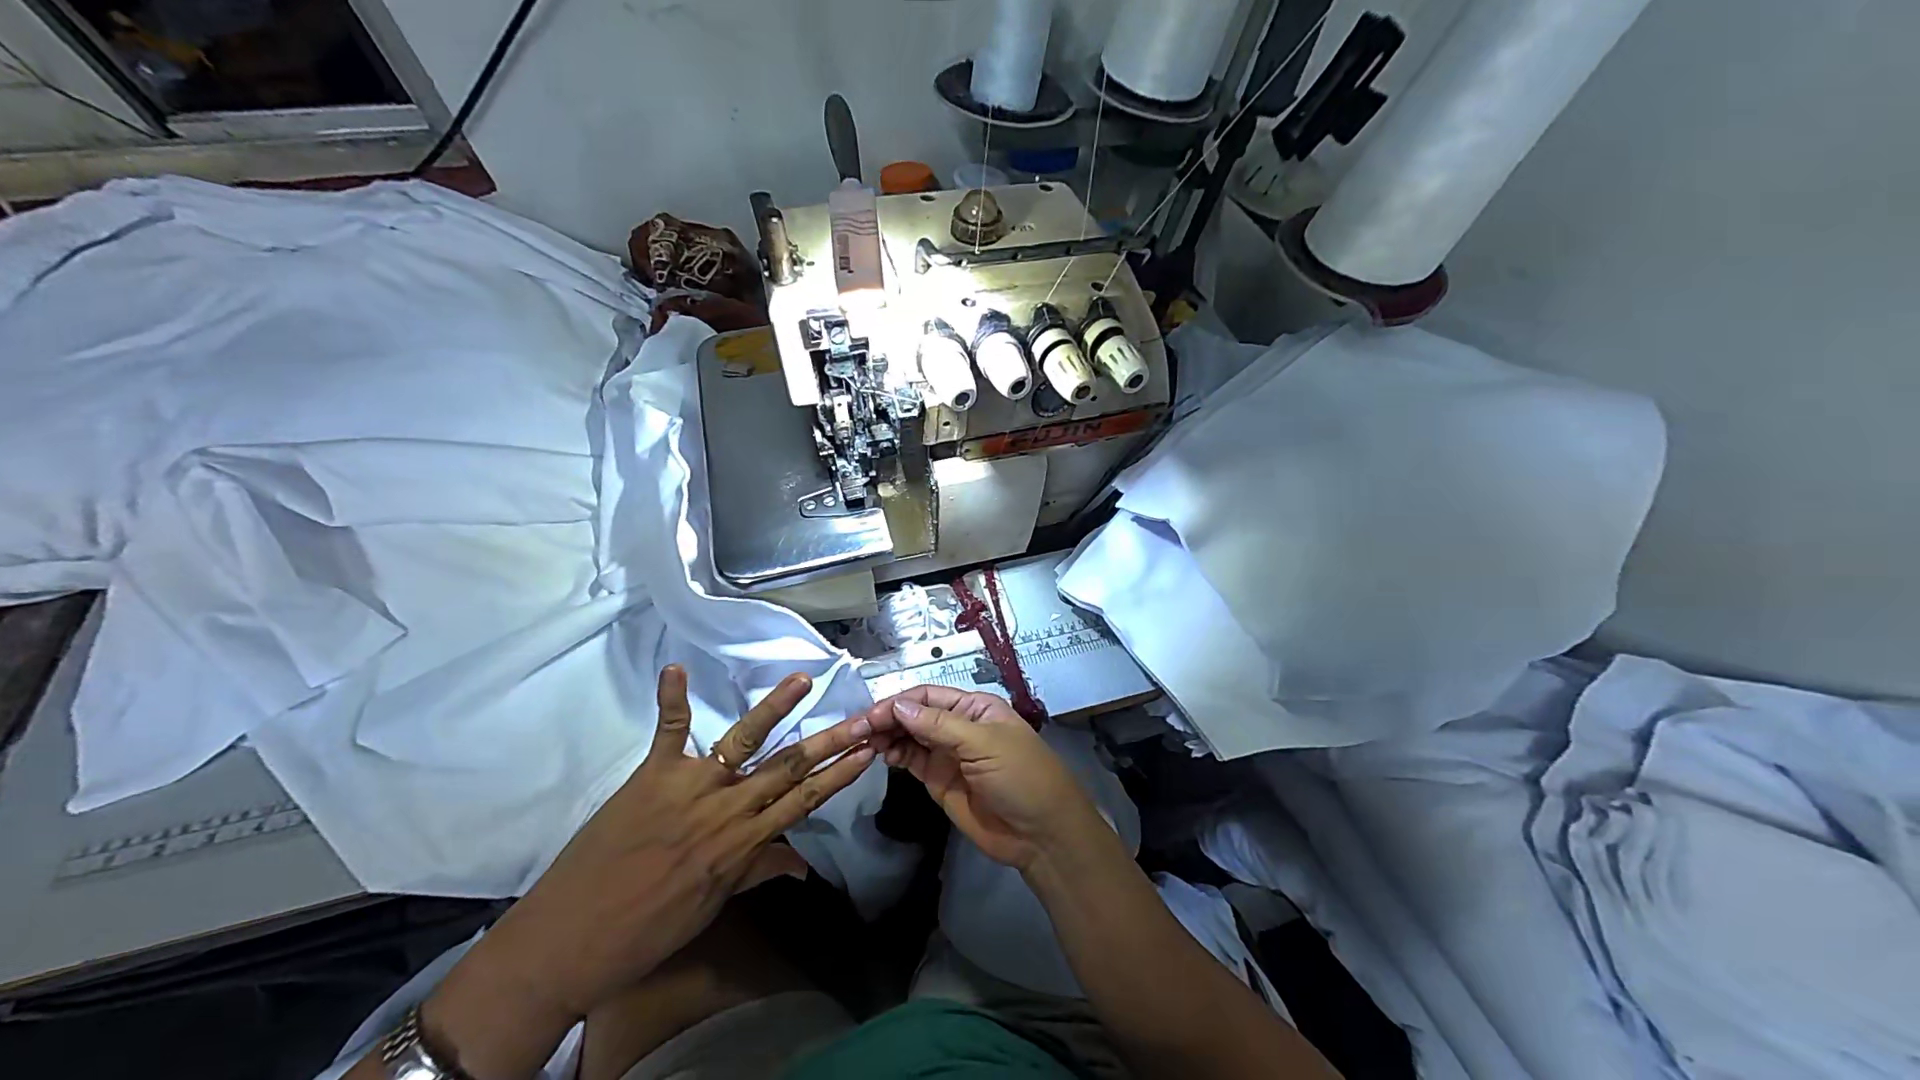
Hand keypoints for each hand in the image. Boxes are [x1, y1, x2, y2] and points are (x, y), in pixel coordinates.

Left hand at [470, 666, 876, 1019]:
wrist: (567, 943)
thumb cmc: (646, 932)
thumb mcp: (710, 906)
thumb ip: (755, 871)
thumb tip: (802, 866)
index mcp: (742, 843)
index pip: (803, 801)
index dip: (839, 775)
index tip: (868, 750)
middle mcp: (726, 808)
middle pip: (788, 766)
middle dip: (829, 740)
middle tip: (861, 716)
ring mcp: (689, 787)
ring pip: (743, 740)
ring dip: (775, 708)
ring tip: (803, 679)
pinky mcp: (651, 776)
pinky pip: (668, 732)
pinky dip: (672, 698)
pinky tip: (678, 668)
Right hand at [863, 686, 1110, 871]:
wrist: (1040, 833)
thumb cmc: (1020, 776)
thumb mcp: (983, 743)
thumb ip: (939, 725)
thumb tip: (898, 706)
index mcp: (974, 707)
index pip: (928, 696)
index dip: (900, 702)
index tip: (872, 714)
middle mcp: (958, 725)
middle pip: (915, 714)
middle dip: (888, 718)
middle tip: (859, 729)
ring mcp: (947, 753)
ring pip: (909, 736)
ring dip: (887, 735)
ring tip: (864, 742)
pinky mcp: (938, 779)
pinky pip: (911, 759)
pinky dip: (894, 754)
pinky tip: (880, 754)